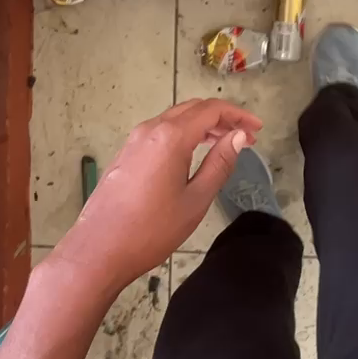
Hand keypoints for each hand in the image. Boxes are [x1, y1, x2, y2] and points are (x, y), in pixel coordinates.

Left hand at [51, 99, 263, 295]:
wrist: (99, 250)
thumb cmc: (152, 229)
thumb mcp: (196, 199)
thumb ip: (220, 163)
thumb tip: (239, 137)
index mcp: (171, 136)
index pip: (211, 110)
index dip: (238, 116)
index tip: (258, 130)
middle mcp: (151, 129)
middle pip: (193, 108)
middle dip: (223, 118)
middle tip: (246, 138)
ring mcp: (134, 140)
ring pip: (175, 119)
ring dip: (203, 125)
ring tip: (225, 144)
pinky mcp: (126, 154)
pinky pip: (161, 131)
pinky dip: (184, 134)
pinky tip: (194, 154)